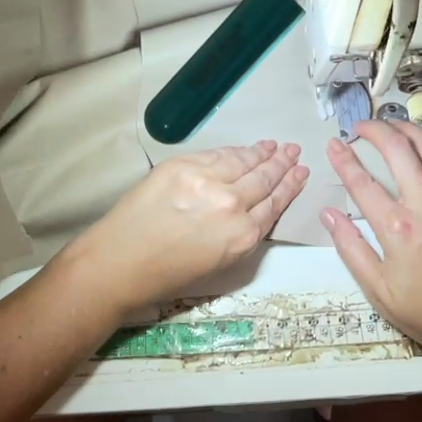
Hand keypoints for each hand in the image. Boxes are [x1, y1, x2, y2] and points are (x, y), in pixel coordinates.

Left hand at [63, 141, 307, 313]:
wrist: (120, 262)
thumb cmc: (167, 276)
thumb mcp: (219, 265)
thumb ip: (242, 236)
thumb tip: (251, 211)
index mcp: (243, 236)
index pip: (275, 204)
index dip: (290, 186)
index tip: (301, 172)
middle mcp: (232, 205)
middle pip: (264, 179)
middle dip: (281, 164)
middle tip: (294, 151)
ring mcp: (206, 181)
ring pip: (243, 161)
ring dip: (262, 152)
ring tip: (275, 146)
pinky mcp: (183, 165)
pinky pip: (217, 154)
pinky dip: (234, 150)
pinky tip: (244, 148)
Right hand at [319, 121, 421, 374]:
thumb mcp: (380, 294)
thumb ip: (352, 250)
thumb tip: (329, 215)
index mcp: (398, 229)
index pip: (362, 183)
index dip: (343, 160)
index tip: (332, 144)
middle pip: (399, 151)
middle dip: (376, 130)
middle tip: (361, 126)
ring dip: (409, 129)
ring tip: (392, 123)